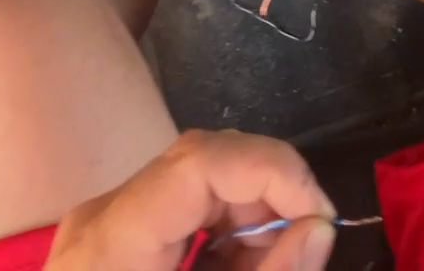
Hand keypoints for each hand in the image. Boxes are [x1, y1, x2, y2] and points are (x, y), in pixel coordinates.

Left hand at [46, 130, 336, 270]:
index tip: (320, 216)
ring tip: (275, 262)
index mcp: (111, 243)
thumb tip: (319, 227)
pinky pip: (182, 209)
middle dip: (267, 191)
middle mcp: (103, 217)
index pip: (198, 162)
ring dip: (251, 211)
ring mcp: (106, 225)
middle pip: (200, 162)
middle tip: (309, 240)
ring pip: (197, 179)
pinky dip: (225, 230)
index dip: (270, 171)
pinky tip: (243, 266)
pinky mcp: (116, 239)